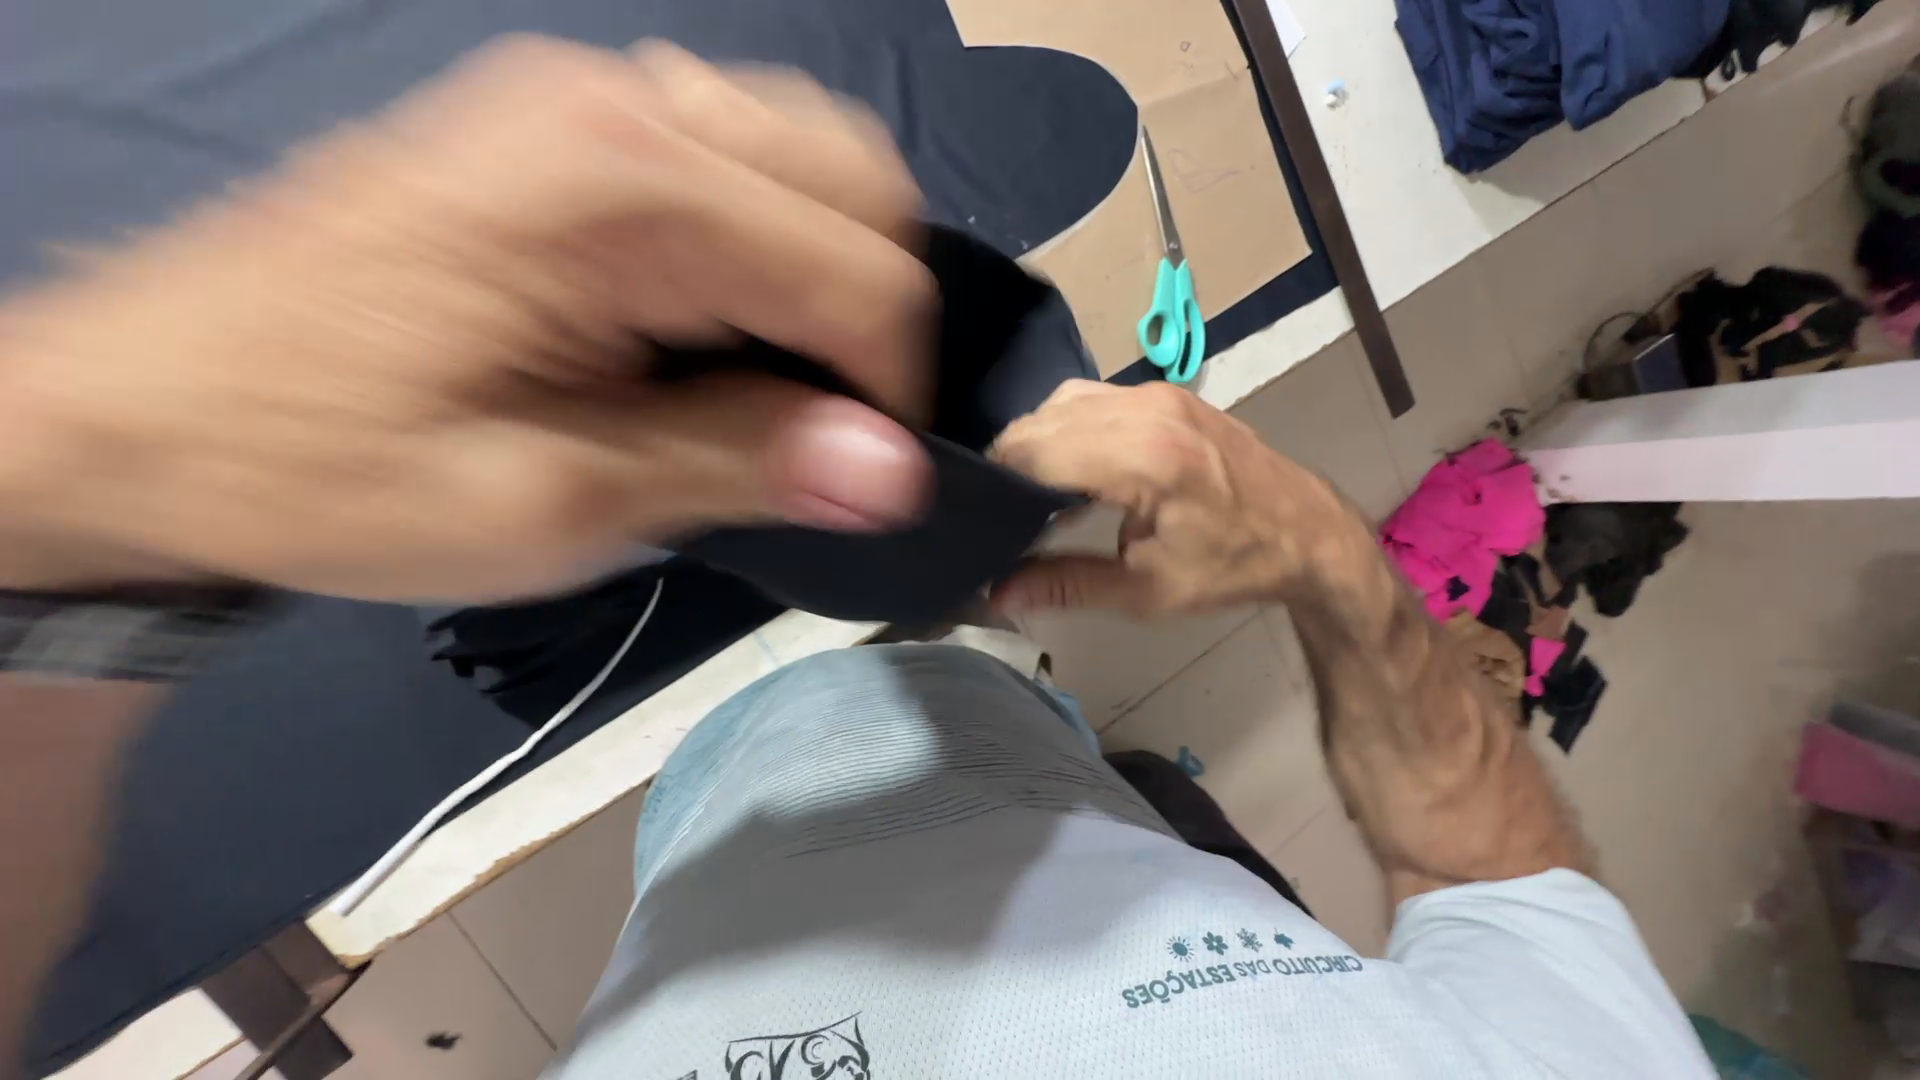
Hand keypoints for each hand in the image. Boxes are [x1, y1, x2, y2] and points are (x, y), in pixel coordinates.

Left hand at [0, 38, 933, 601]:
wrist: (143, 415)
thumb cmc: (335, 474)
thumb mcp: (554, 502)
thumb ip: (740, 467)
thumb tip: (895, 473)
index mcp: (625, 196)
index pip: (858, 275)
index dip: (890, 388)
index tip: (862, 474)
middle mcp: (625, 110)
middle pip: (861, 180)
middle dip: (876, 317)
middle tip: (828, 419)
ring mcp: (595, 103)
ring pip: (815, 155)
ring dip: (834, 271)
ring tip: (782, 373)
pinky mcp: (572, 130)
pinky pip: (746, 158)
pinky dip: (779, 240)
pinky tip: (725, 318)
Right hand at [988, 380, 1372, 616]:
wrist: (1308, 531)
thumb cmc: (1232, 566)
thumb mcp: (1148, 591)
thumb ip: (1067, 586)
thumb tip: (996, 595)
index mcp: (1143, 458)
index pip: (1035, 449)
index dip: (997, 479)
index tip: (983, 517)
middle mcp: (1145, 409)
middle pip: (1041, 421)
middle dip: (1012, 462)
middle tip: (1003, 512)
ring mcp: (1157, 393)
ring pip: (1061, 402)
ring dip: (1038, 441)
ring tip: (1034, 491)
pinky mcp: (1165, 391)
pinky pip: (1091, 396)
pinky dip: (1066, 425)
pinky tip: (1072, 465)